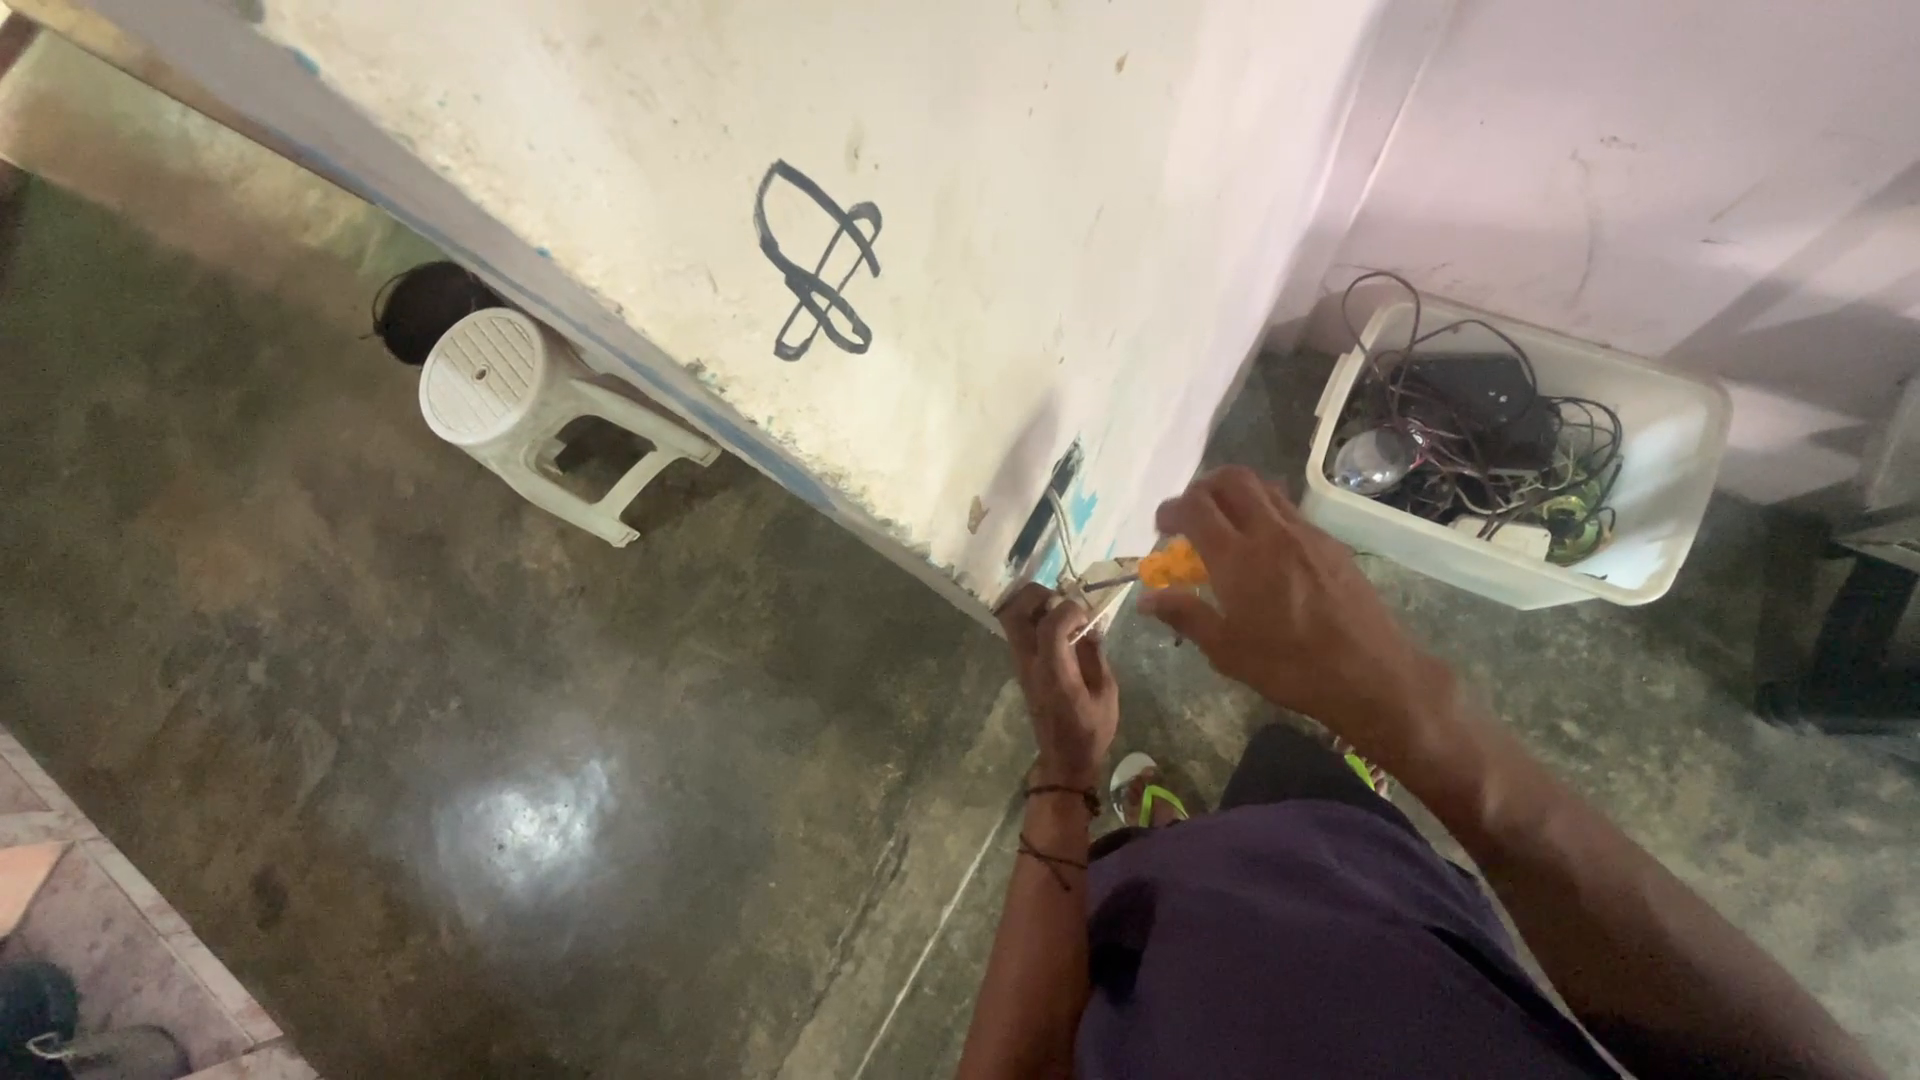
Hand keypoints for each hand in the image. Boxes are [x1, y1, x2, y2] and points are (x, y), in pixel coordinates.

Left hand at [996, 584, 1119, 788]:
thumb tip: (1091, 628)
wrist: (1063, 758)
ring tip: (1059, 610)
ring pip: (1011, 620)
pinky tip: (1056, 626)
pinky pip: (1017, 633)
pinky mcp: (1019, 667)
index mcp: (1054, 672)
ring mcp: (1020, 665)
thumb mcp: (1106, 692)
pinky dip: (1032, 619)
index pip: (1050, 625)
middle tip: (1062, 599)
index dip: (1070, 610)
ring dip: (1031, 605)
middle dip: (1036, 596)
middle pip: (1014, 614)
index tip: (1088, 616)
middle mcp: (1030, 664)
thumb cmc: (1091, 730)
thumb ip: (1096, 655)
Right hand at [1137, 466, 1447, 746]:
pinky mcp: (1330, 544)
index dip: (1171, 509)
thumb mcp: (1226, 650)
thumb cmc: (1290, 667)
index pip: (1195, 508)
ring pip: (1264, 488)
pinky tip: (1264, 550)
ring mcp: (1305, 534)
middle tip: (1192, 515)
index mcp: (1237, 558)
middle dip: (1203, 488)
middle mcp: (1270, 533)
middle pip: (1231, 480)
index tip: (1162, 528)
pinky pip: (1289, 510)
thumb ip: (1185, 616)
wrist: (1371, 674)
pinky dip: (1265, 513)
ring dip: (1236, 495)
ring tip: (1226, 524)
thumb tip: (1147, 599)